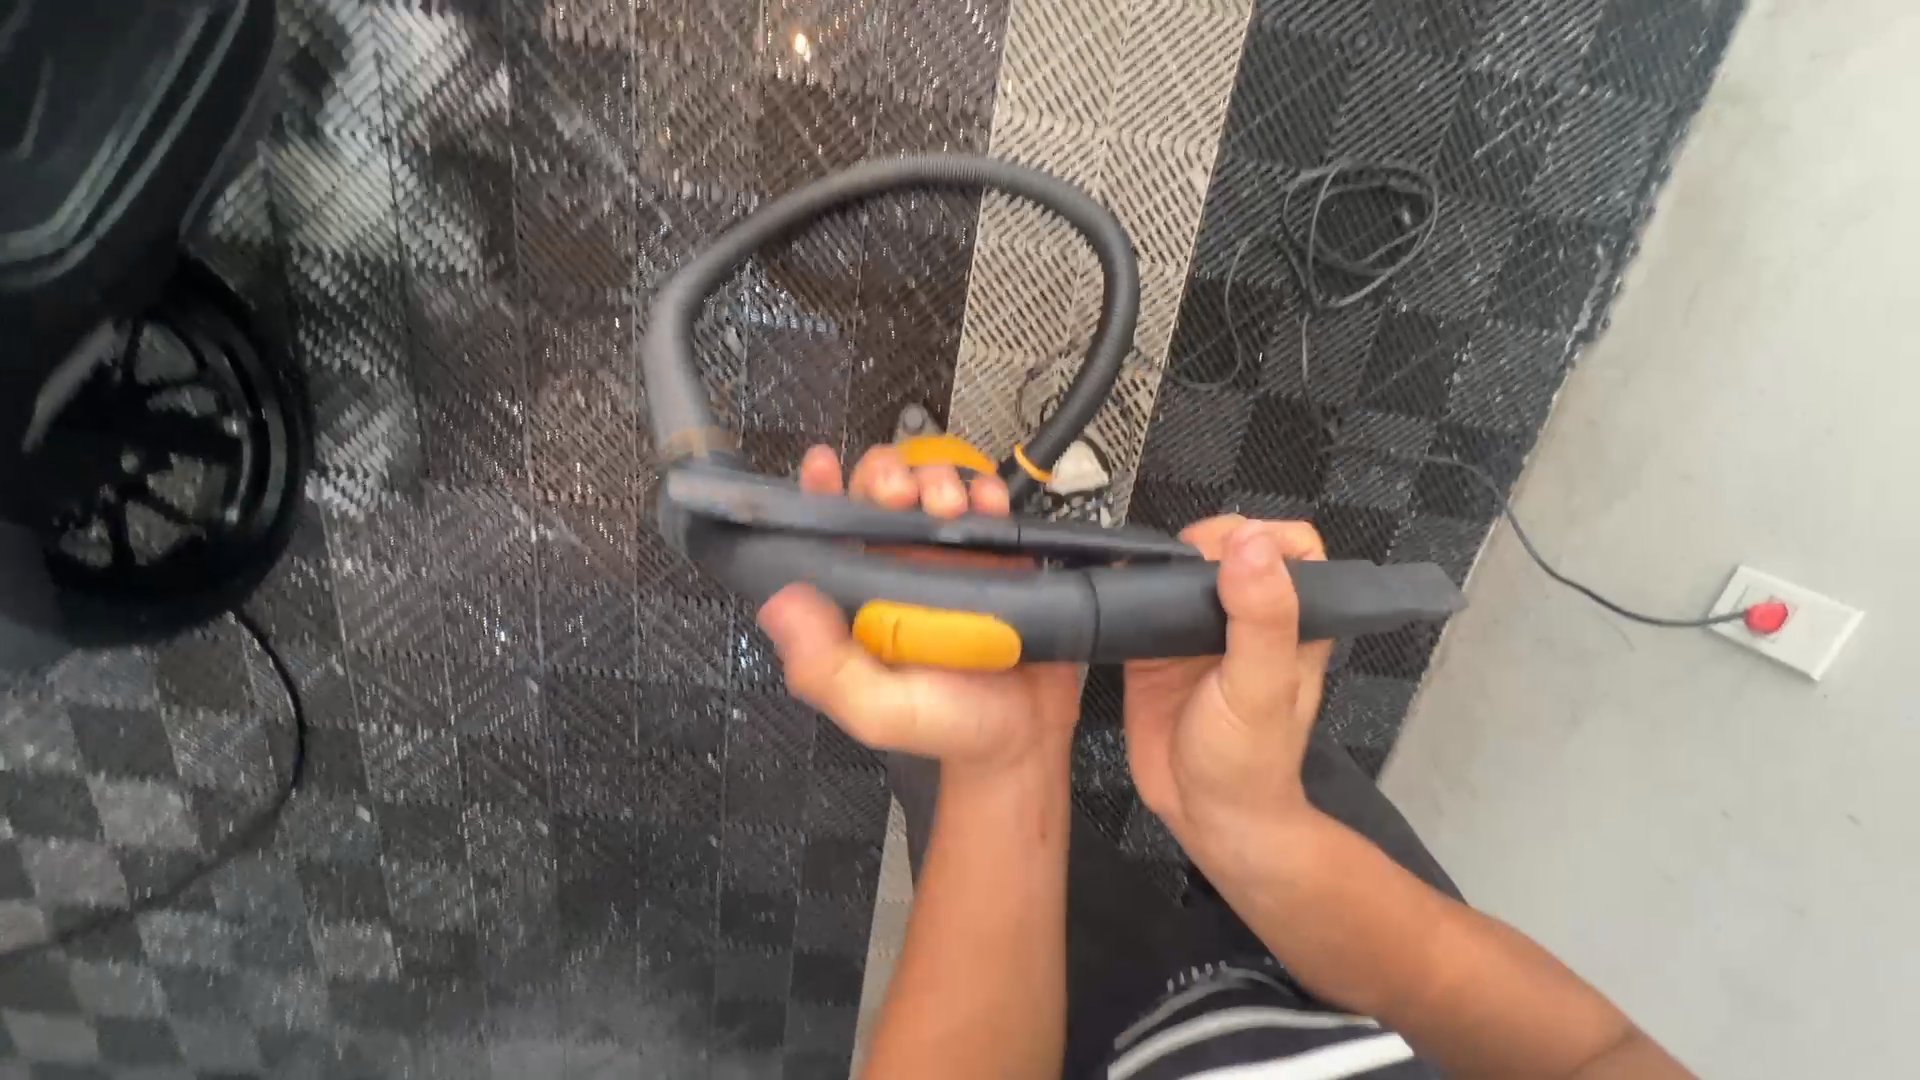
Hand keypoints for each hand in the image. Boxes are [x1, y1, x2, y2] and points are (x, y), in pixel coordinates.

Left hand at [755, 445, 1082, 775]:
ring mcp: (948, 556)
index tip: (823, 466)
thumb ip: (826, 668)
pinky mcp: (995, 553)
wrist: (1024, 737)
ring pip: (930, 485)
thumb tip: (778, 604)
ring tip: (951, 504)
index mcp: (857, 595)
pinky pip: (984, 503)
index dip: (819, 493)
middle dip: (888, 476)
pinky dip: (985, 490)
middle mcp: (897, 567)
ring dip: (936, 476)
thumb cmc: (946, 724)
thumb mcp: (876, 710)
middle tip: (903, 494)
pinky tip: (988, 505)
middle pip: (880, 492)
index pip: (825, 531)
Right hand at [1123, 517, 1333, 863]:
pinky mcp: (1152, 647)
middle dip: (1200, 544)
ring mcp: (1193, 631)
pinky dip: (1124, 589)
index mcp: (1288, 619)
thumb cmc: (1248, 758)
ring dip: (1158, 562)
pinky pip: (1139, 603)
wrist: (1202, 815)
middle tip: (1172, 570)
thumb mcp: (1262, 687)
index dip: (1263, 535)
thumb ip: (1262, 617)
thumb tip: (1250, 540)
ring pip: (1179, 571)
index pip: (1291, 548)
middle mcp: (1241, 617)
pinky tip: (1111, 591)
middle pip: (1227, 548)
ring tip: (1139, 579)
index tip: (1226, 551)